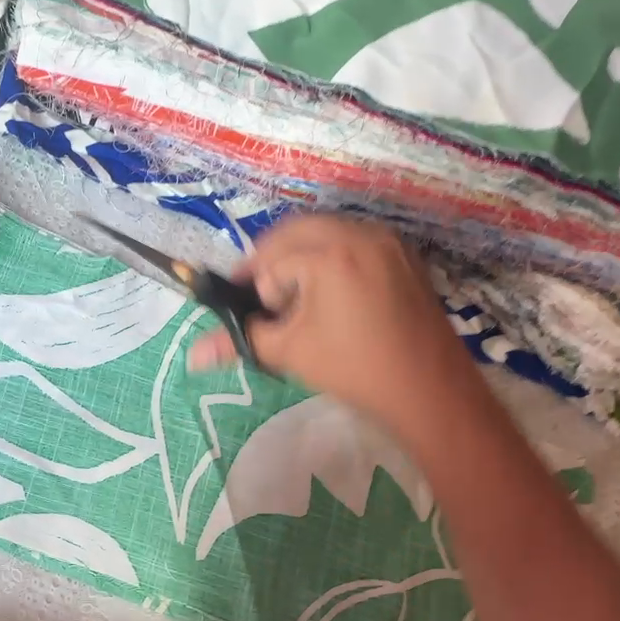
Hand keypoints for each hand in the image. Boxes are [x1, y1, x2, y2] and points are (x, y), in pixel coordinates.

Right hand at [187, 215, 481, 436]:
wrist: (427, 389)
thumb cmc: (352, 368)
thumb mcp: (288, 353)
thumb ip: (239, 342)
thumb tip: (192, 356)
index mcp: (329, 254)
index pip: (271, 260)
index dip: (256, 290)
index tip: (255, 317)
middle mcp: (359, 234)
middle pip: (296, 231)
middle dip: (272, 261)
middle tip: (264, 301)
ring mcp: (387, 242)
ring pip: (326, 232)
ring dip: (301, 257)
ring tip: (296, 301)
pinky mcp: (404, 256)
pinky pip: (355, 242)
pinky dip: (332, 259)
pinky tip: (330, 299)